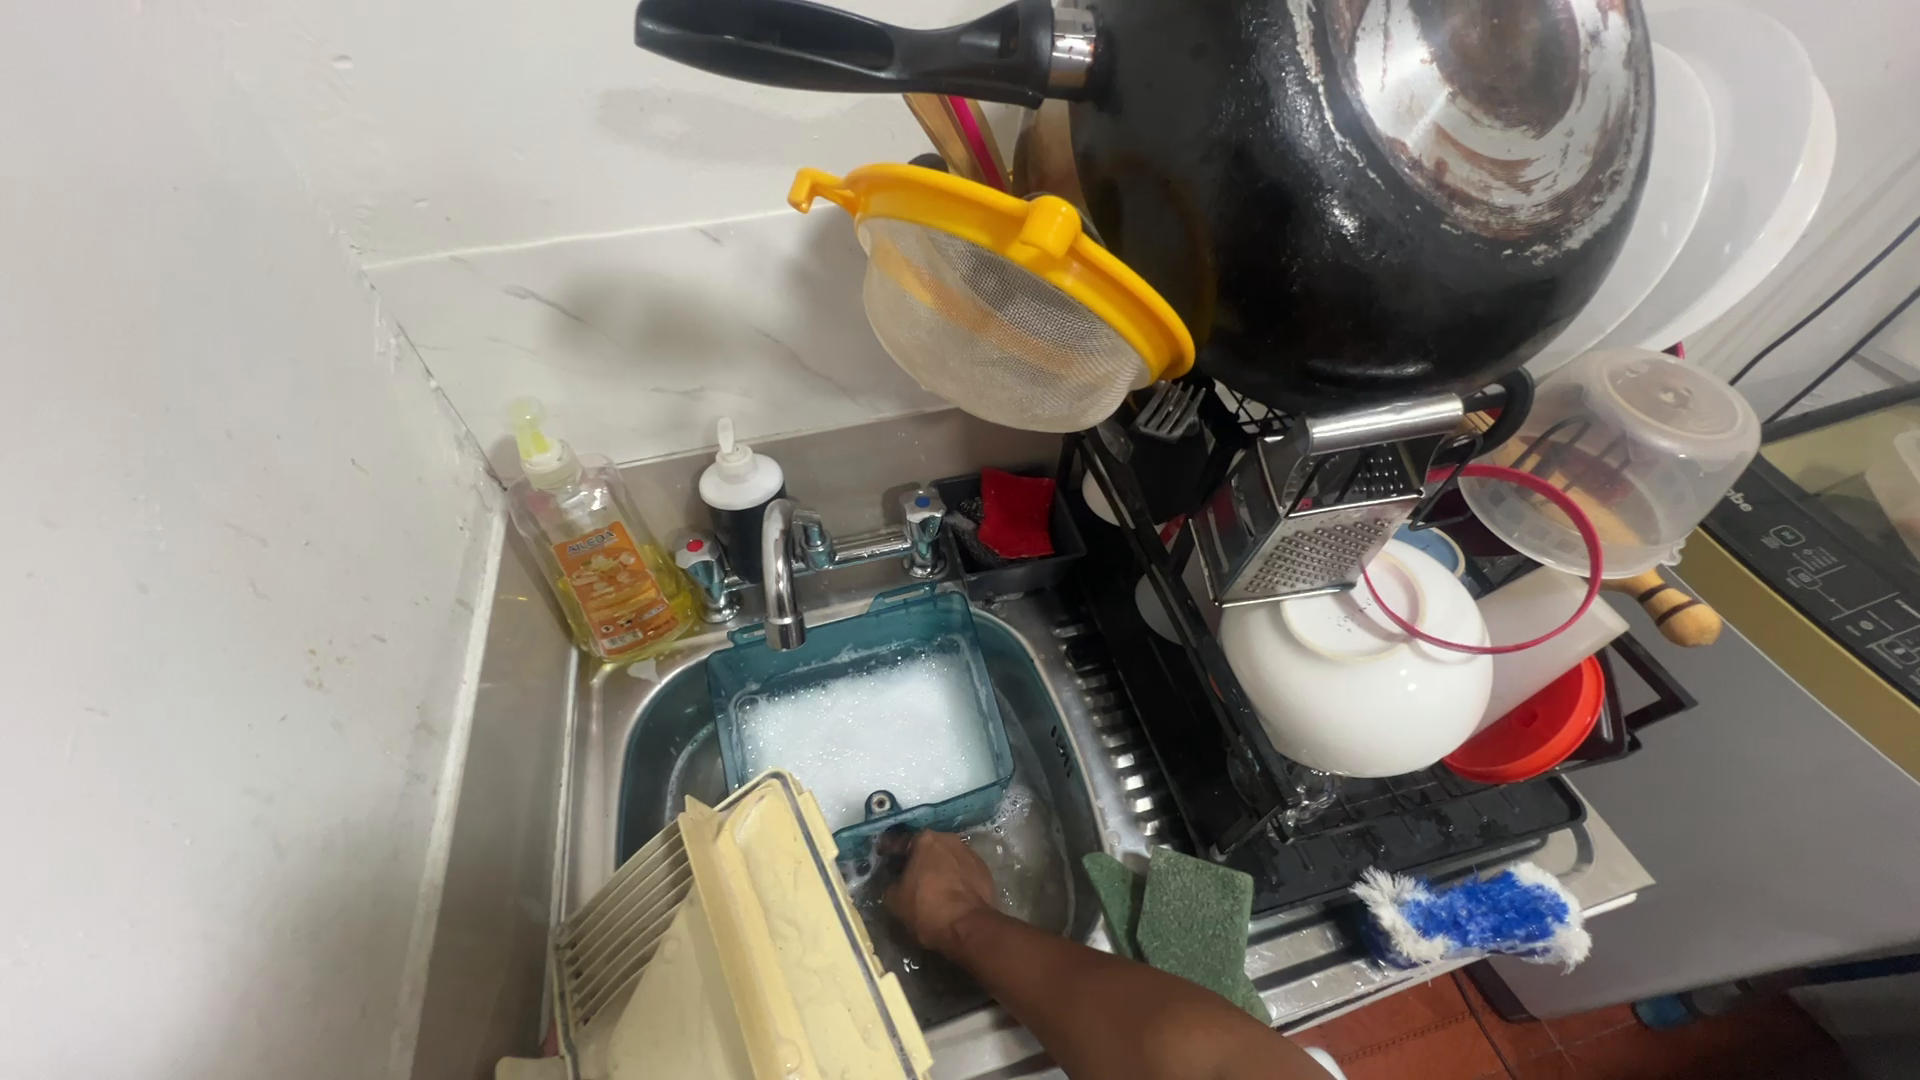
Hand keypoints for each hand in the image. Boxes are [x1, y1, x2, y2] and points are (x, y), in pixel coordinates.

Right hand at [883, 830, 996, 954]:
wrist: (969, 926)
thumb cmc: (927, 908)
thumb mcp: (894, 900)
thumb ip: (891, 883)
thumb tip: (895, 881)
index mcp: (924, 839)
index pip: (900, 843)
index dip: (889, 853)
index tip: (883, 860)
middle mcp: (948, 838)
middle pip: (926, 848)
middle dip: (916, 860)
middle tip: (906, 876)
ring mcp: (969, 852)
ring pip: (946, 858)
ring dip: (938, 868)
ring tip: (931, 887)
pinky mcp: (984, 869)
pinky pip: (962, 871)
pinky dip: (955, 879)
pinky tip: (950, 894)